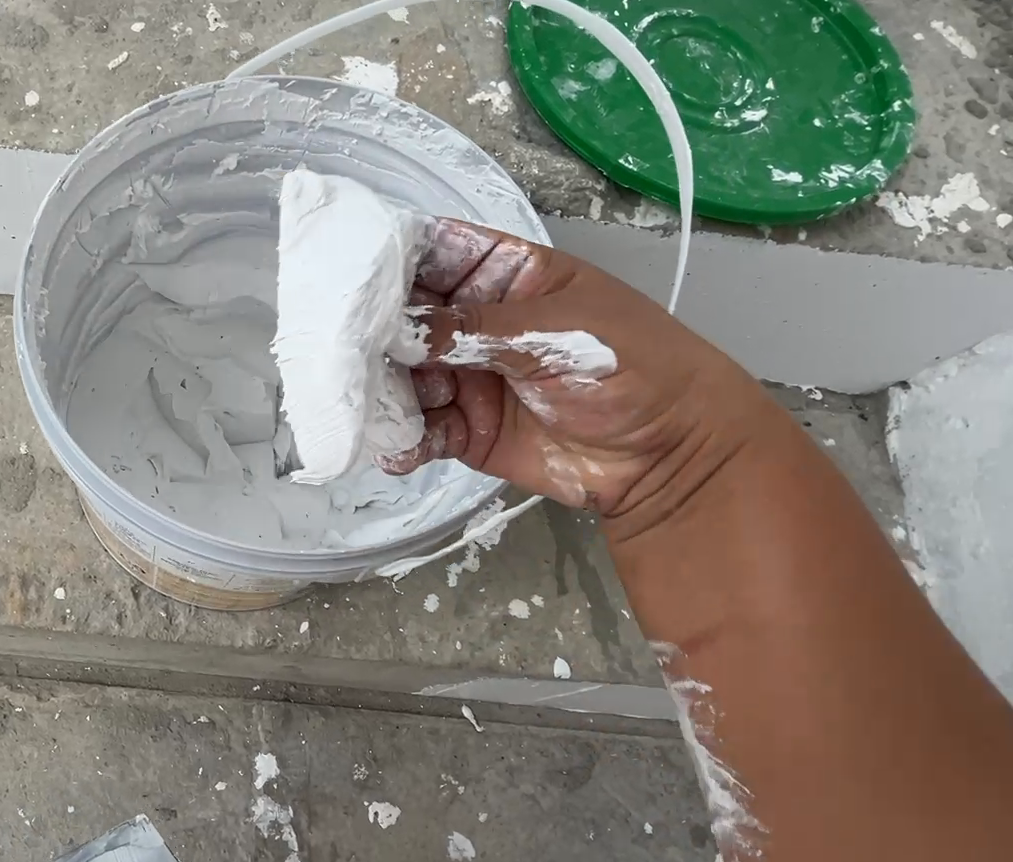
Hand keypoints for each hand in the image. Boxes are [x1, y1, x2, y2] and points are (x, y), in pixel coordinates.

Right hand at [380, 219, 773, 533]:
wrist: (666, 457)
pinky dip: (404, 441)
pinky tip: (398, 448)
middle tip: (346, 351)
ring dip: (386, 393)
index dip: (389, 258)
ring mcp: (463, 379)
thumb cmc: (633, 368)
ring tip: (375, 408)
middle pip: (404, 320)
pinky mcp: (461, 430)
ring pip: (403, 379)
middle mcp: (472, 324)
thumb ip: (475, 330)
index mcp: (502, 277)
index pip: (433, 254)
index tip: (348, 273)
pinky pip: (419, 430)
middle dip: (376, 334)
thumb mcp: (556, 334)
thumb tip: (401, 330)